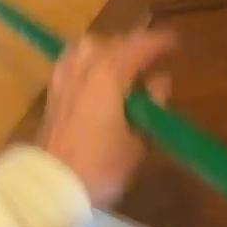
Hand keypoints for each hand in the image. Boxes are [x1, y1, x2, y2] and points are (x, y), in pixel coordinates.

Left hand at [36, 29, 174, 207]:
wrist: (51, 185)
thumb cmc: (100, 167)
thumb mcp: (138, 141)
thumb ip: (152, 105)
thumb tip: (159, 81)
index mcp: (108, 75)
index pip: (138, 47)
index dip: (159, 42)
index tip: (175, 42)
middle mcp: (82, 69)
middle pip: (110, 42)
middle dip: (132, 44)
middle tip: (151, 55)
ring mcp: (63, 80)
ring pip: (85, 48)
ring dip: (106, 49)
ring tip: (122, 63)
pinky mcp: (51, 96)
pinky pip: (70, 64)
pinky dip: (86, 63)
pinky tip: (94, 76)